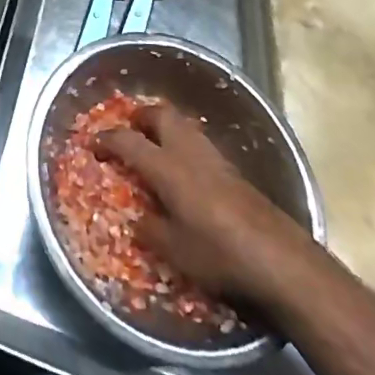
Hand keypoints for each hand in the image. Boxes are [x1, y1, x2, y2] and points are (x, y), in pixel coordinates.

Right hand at [95, 100, 315, 304]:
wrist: (281, 260)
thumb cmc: (219, 253)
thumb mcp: (174, 249)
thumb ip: (150, 228)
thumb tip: (138, 219)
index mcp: (167, 168)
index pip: (128, 142)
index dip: (107, 139)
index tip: (93, 143)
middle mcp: (189, 153)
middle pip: (161, 115)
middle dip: (140, 117)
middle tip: (128, 130)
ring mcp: (216, 158)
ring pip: (184, 126)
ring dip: (164, 127)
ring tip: (154, 145)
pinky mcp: (235, 171)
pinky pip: (200, 144)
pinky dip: (184, 144)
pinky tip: (184, 169)